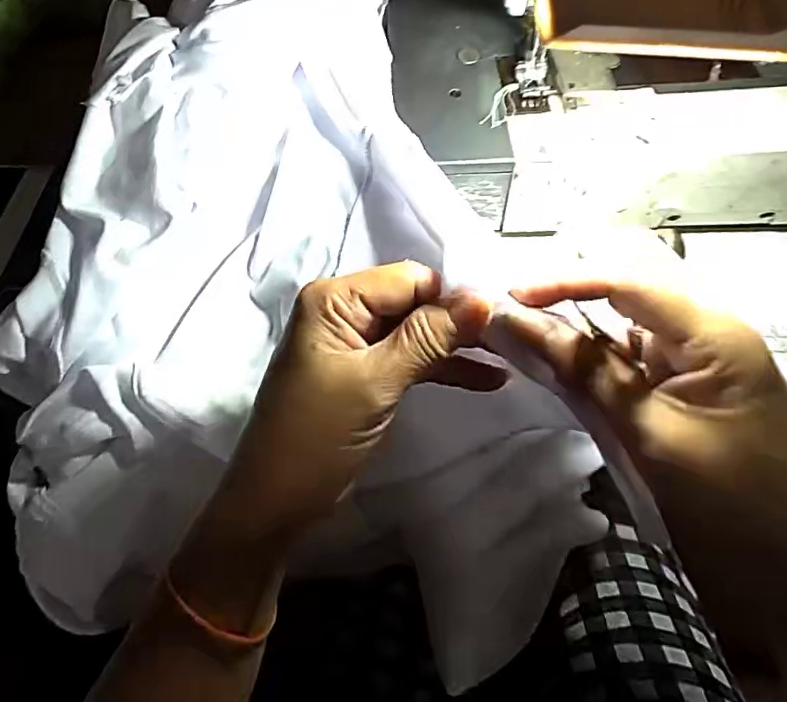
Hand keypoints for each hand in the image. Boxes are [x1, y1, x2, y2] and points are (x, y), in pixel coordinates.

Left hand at [213, 261, 496, 542]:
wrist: (274, 507)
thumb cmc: (318, 437)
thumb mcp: (378, 382)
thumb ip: (430, 336)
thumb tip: (484, 298)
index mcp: (335, 298)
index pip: (409, 279)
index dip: (454, 295)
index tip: (500, 315)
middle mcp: (344, 309)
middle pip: (416, 301)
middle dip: (461, 320)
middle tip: (512, 336)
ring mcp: (356, 341)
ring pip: (419, 330)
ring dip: (458, 346)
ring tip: (509, 357)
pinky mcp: (367, 370)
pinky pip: (412, 357)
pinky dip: (444, 368)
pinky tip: (487, 379)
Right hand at [496, 280, 786, 500]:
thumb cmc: (735, 511)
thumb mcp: (652, 436)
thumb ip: (587, 372)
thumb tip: (521, 323)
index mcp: (713, 332)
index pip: (628, 281)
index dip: (565, 282)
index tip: (510, 296)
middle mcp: (706, 336)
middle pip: (627, 296)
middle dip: (569, 298)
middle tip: (511, 309)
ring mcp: (698, 368)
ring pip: (626, 331)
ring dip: (576, 333)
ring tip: (521, 331)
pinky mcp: (686, 398)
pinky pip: (633, 367)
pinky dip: (594, 366)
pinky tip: (558, 367)